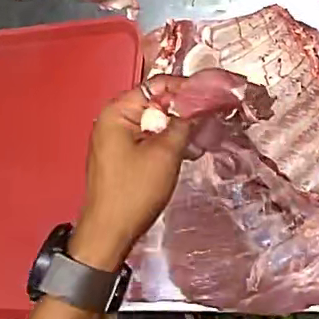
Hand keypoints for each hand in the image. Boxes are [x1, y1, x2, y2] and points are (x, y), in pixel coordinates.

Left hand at [71, 76, 193, 271]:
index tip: (209, 95)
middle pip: (154, 102)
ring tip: (200, 133)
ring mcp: (114, 138)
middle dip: (182, 108)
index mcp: (116, 112)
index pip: (156, 85)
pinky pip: (147, 137)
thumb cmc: (132, 193)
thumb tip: (197, 105)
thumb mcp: (165, 153)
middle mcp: (112, 120)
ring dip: (175, 126)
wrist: (109, 233)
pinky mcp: (120, 155)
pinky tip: (184, 149)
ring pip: (152, 121)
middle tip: (209, 114)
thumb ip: (183, 123)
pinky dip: (165, 140)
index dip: (185, 88)